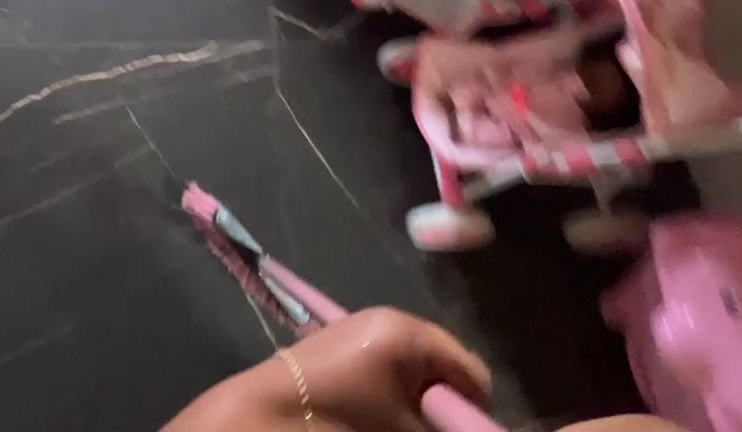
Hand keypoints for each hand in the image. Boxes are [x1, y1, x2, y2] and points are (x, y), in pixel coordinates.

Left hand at [162, 308, 492, 431]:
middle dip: (444, 409)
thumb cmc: (343, 420)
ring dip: (419, 406)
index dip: (474, 414)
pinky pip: (388, 371)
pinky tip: (378, 419)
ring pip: (416, 373)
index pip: (471, 372)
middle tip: (423, 429)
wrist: (267, 416)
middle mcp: (388, 320)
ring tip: (397, 425)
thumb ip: (443, 429)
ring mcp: (361, 330)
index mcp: (408, 332)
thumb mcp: (405, 430)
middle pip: (443, 369)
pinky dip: (394, 398)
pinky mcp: (341, 347)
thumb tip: (465, 425)